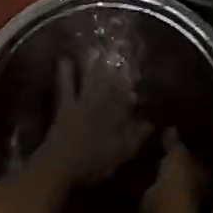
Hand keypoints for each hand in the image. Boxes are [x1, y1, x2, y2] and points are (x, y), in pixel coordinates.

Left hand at [34, 56, 150, 189]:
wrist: (60, 166)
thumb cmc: (95, 161)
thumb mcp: (124, 151)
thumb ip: (139, 134)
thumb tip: (151, 121)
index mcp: (117, 108)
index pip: (129, 88)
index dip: (134, 78)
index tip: (140, 69)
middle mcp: (101, 98)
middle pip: (111, 77)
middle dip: (118, 63)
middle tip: (122, 46)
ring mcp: (81, 99)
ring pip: (91, 74)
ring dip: (94, 61)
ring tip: (97, 47)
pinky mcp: (64, 104)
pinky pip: (65, 83)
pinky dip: (65, 70)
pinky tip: (63, 58)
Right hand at [142, 128, 203, 212]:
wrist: (164, 208)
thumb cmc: (178, 177)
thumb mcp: (176, 152)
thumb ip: (174, 141)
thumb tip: (171, 128)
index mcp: (204, 172)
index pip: (199, 159)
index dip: (191, 151)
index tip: (181, 141)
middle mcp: (197, 188)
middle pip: (188, 172)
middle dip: (178, 164)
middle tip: (164, 150)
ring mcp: (181, 200)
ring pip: (175, 183)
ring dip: (166, 176)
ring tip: (153, 161)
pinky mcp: (165, 208)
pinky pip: (162, 191)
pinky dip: (156, 186)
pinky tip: (146, 177)